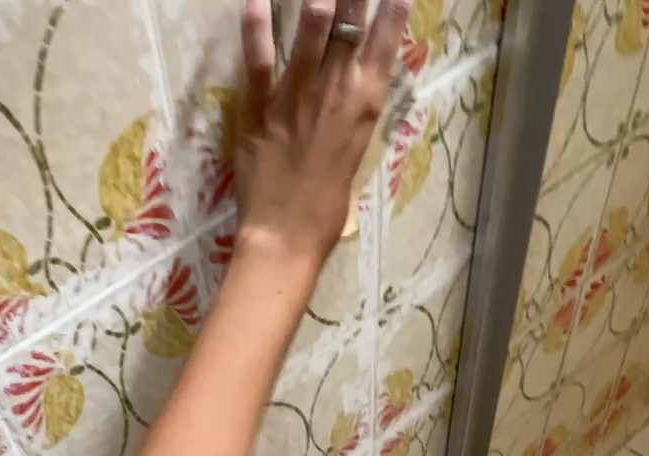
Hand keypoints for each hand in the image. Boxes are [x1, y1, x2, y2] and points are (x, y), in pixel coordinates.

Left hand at [234, 0, 410, 269]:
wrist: (285, 237)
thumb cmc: (324, 210)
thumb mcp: (353, 153)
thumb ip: (353, 115)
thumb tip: (357, 89)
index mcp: (367, 102)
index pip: (388, 34)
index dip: (392, 1)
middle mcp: (337, 88)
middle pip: (352, 17)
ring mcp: (297, 95)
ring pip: (313, 26)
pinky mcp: (260, 108)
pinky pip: (259, 59)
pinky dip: (256, 25)